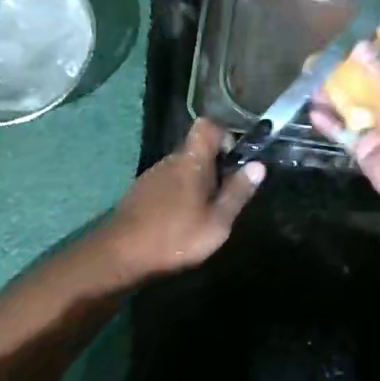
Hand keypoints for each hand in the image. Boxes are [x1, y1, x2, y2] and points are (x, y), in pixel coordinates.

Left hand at [96, 119, 264, 279]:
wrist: (121, 255)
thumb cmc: (176, 237)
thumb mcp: (217, 221)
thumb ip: (237, 192)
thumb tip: (258, 165)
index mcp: (191, 161)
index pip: (207, 125)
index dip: (225, 136)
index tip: (234, 163)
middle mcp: (169, 160)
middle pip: (196, 151)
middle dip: (214, 169)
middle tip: (224, 200)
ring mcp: (151, 176)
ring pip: (181, 170)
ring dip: (195, 185)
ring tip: (202, 216)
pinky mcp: (139, 193)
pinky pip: (166, 185)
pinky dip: (177, 197)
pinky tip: (179, 223)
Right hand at [311, 44, 379, 208]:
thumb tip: (360, 45)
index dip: (367, 58)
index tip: (343, 47)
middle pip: (364, 89)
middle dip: (342, 78)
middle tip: (319, 66)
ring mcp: (377, 130)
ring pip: (350, 110)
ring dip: (332, 99)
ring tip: (311, 87)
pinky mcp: (364, 150)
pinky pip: (344, 134)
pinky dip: (329, 124)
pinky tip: (314, 113)